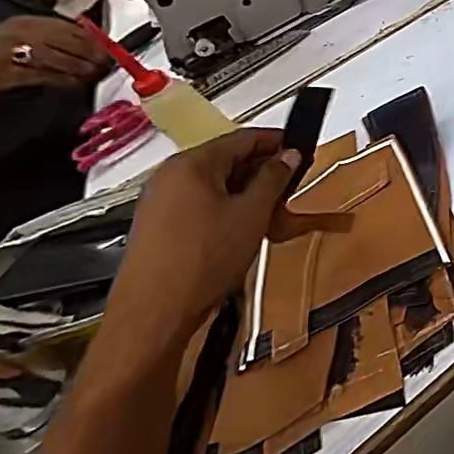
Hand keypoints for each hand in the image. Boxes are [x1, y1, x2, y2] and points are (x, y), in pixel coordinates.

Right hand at [0, 16, 110, 96]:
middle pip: (64, 40)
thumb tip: (98, 49)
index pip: (69, 27)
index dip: (93, 40)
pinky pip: (40, 74)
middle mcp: (16, 31)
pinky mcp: (0, 71)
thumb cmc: (2, 62)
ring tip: (92, 75)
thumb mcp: (29, 44)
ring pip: (55, 57)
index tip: (109, 51)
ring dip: (79, 68)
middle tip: (105, 65)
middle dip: (90, 54)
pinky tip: (73, 83)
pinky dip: (61, 79)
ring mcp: (5, 50)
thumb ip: (59, 43)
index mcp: (26, 22)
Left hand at [109, 129, 302, 331]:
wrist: (153, 315)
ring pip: (214, 184)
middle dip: (261, 169)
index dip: (276, 141)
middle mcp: (170, 176)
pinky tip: (243, 228)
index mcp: (192, 164)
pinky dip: (225, 207)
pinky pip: (199, 203)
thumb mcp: (252, 214)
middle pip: (226, 159)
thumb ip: (274, 178)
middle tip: (290, 183)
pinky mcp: (157, 225)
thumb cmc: (202, 260)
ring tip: (272, 210)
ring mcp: (160, 201)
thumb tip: (289, 156)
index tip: (300, 148)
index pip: (243, 138)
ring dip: (245, 191)